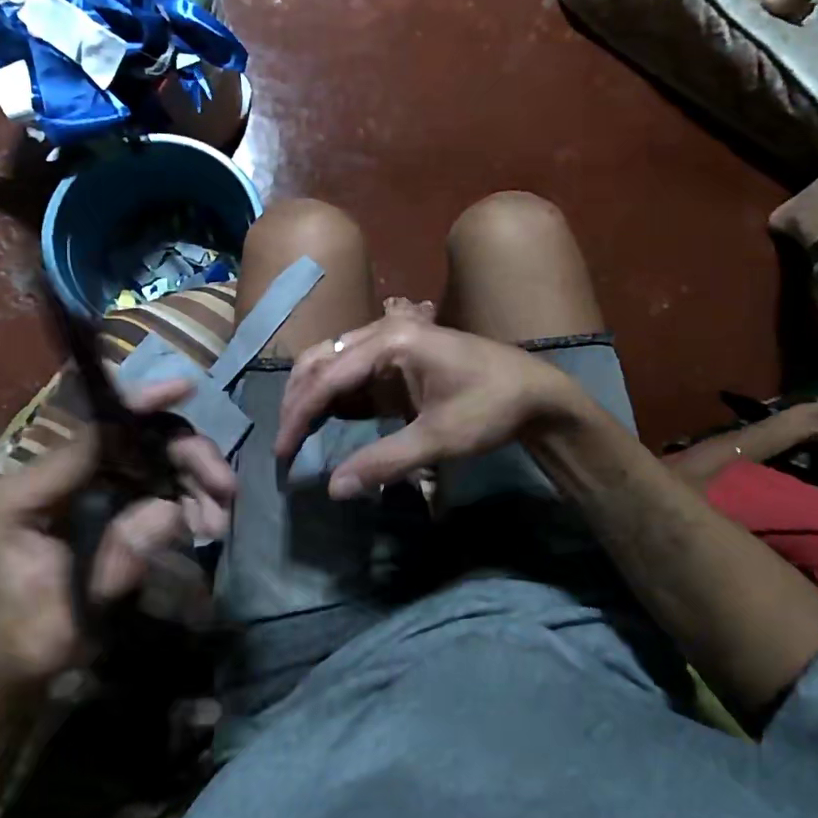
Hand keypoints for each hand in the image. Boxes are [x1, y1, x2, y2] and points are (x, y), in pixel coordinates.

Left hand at [0, 380, 235, 695]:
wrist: (16, 669)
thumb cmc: (27, 643)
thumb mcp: (69, 611)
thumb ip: (118, 559)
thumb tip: (172, 511)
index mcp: (29, 492)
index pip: (93, 434)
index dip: (140, 407)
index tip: (184, 388)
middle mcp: (57, 477)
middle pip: (135, 440)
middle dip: (187, 455)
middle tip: (226, 487)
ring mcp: (85, 487)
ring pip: (154, 458)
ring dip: (194, 481)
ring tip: (219, 520)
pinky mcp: (107, 501)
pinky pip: (157, 483)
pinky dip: (188, 498)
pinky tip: (207, 524)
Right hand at [274, 316, 578, 499]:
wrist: (535, 392)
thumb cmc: (490, 408)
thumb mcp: (440, 439)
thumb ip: (385, 462)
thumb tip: (334, 488)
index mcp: (392, 342)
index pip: (328, 377)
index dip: (299, 415)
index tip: (281, 453)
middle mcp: (384, 329)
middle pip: (321, 359)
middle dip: (297, 400)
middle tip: (284, 444)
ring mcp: (391, 337)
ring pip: (331, 359)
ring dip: (311, 394)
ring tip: (296, 433)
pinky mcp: (398, 352)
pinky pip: (351, 367)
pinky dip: (332, 392)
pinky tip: (323, 418)